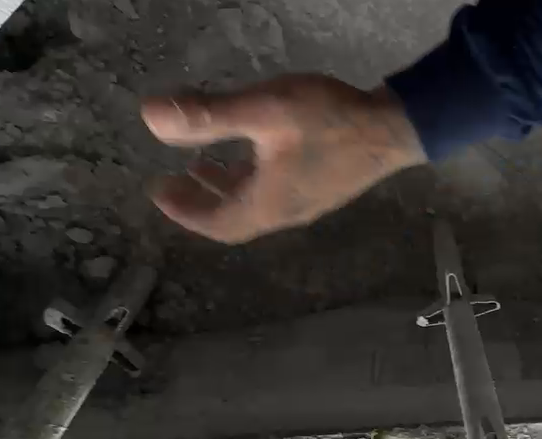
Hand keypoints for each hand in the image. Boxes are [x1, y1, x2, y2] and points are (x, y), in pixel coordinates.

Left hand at [141, 75, 424, 243]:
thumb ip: (208, 115)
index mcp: (270, 203)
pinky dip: (247, 185)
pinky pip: (274, 198)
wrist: (390, 130)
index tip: (159, 191)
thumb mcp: (263, 110)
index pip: (219, 224)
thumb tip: (150, 120)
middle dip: (201, 205)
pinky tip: (247, 157)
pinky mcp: (320, 190)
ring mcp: (307, 204)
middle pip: (236, 222)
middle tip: (171, 182)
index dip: (186, 212)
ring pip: (255, 210)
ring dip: (224, 193)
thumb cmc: (328, 120)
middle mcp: (288, 213)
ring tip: (199, 166)